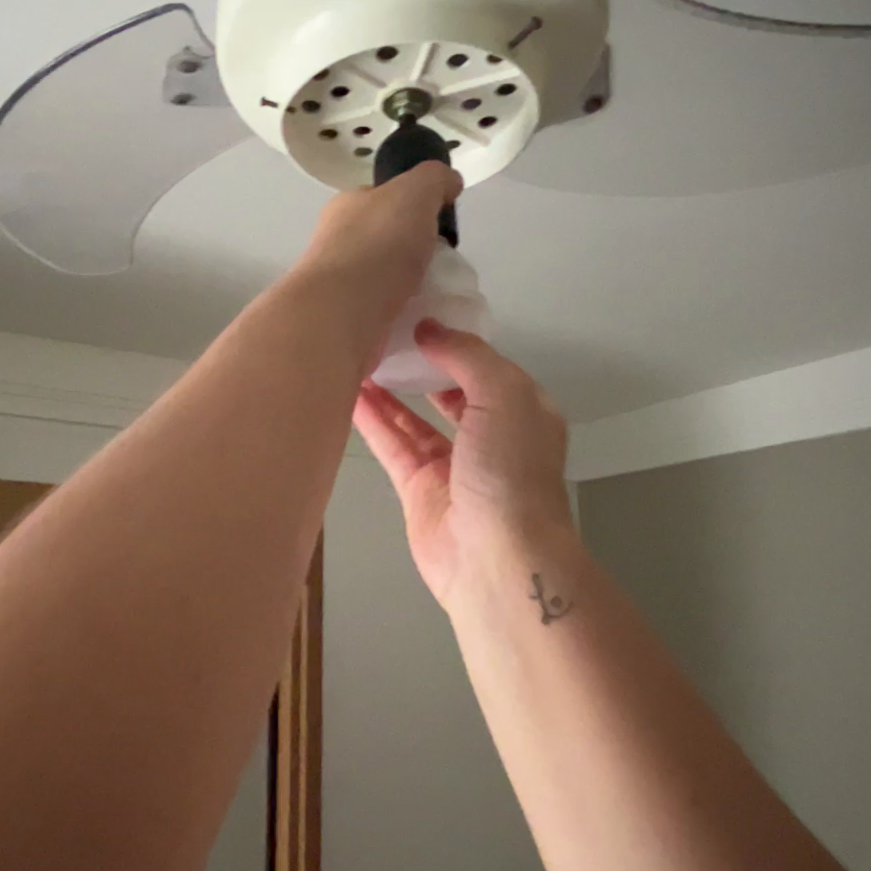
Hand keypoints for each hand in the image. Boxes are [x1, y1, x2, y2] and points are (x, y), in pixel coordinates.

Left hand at [293, 162, 463, 313]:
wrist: (343, 313)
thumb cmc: (378, 244)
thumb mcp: (416, 192)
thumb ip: (435, 180)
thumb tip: (450, 182)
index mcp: (348, 207)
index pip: (380, 199)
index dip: (411, 207)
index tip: (438, 226)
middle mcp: (339, 244)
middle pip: (384, 244)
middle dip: (413, 254)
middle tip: (442, 266)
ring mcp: (341, 288)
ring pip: (384, 284)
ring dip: (410, 290)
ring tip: (437, 297)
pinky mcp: (348, 324)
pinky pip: (384, 317)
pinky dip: (404, 319)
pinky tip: (421, 323)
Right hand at [352, 320, 573, 606]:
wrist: (495, 556)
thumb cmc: (511, 470)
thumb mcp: (504, 394)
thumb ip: (467, 356)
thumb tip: (430, 330)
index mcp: (521, 410)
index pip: (484, 366)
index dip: (454, 341)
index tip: (417, 314)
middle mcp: (488, 435)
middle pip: (448, 391)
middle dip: (420, 364)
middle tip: (382, 333)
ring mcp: (452, 465)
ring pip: (414, 418)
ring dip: (389, 390)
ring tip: (357, 357)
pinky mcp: (418, 489)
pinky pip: (392, 445)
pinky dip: (372, 420)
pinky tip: (349, 394)